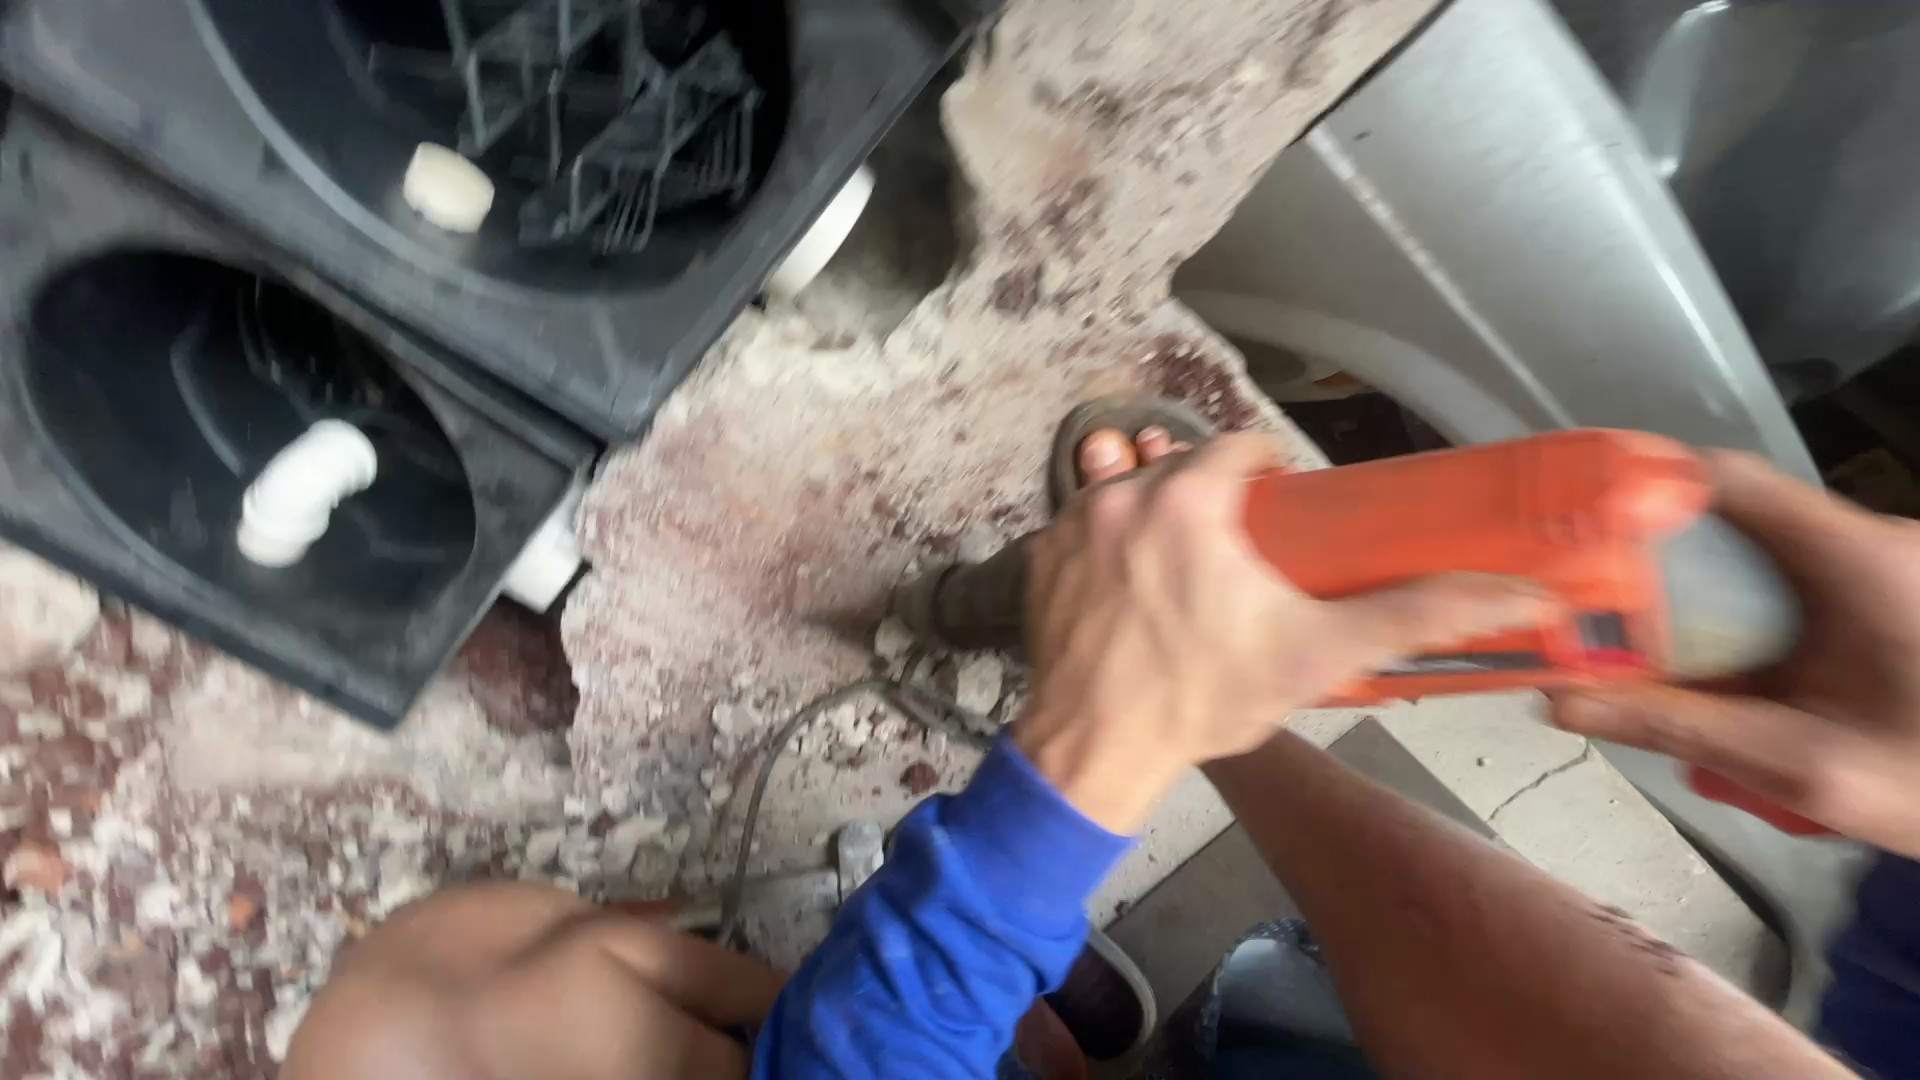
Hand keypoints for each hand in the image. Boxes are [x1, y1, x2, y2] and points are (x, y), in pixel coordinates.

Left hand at [1013, 432, 1552, 831]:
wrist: (1098, 743)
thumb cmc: (1205, 697)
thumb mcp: (1317, 654)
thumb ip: (1413, 614)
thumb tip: (1516, 592)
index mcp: (1188, 499)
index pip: (1236, 448)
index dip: (1262, 469)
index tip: (1275, 499)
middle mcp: (1120, 494)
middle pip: (1176, 467)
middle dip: (1207, 492)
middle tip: (1231, 543)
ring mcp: (1070, 522)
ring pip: (1121, 487)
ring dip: (1150, 508)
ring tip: (1176, 557)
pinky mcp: (1037, 554)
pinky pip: (1077, 523)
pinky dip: (1101, 538)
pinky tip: (1122, 577)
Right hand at [1551, 451, 1919, 858]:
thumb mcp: (1815, 770)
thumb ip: (1681, 728)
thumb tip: (1556, 701)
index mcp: (1861, 557)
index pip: (1725, 479)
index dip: (1633, 482)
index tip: (1560, 515)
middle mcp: (1868, 543)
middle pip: (1718, 516)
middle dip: (1634, 550)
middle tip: (1569, 592)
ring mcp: (1877, 567)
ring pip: (1741, 550)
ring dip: (1671, 583)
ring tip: (1613, 628)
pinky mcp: (1881, 594)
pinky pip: (1772, 577)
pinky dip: (1712, 604)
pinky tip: (1690, 654)